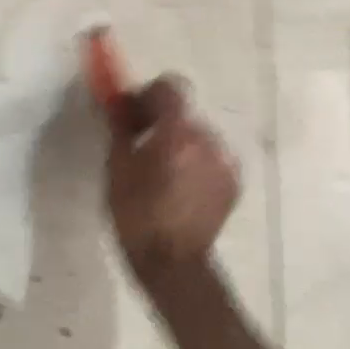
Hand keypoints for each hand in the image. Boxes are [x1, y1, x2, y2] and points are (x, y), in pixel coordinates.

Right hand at [104, 75, 240, 281]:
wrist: (172, 261)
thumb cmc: (133, 212)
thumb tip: (117, 99)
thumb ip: (121, 126)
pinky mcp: (233, 180)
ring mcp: (225, 161)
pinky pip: (208, 156)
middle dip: (159, 120)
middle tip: (135, 142)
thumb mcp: (116, 166)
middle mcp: (208, 140)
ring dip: (176, 141)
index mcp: (177, 133)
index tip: (129, 110)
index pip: (170, 87)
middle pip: (182, 111)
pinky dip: (192, 160)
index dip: (147, 93)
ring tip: (155, 169)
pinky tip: (174, 185)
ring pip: (196, 134)